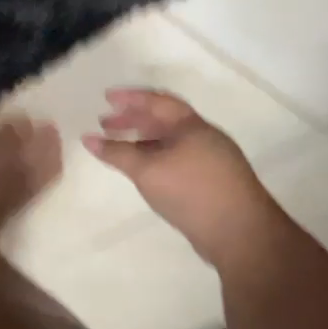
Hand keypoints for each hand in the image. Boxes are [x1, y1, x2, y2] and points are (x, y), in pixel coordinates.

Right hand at [84, 89, 291, 265]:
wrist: (240, 231)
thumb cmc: (191, 191)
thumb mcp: (146, 170)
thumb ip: (116, 152)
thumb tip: (88, 138)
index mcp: (191, 127)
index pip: (158, 101)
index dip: (131, 97)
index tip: (106, 97)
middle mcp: (203, 137)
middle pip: (164, 119)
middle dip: (133, 118)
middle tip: (105, 123)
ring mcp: (210, 158)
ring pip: (170, 139)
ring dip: (142, 138)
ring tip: (118, 145)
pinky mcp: (211, 178)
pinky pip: (176, 156)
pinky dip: (153, 155)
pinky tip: (142, 168)